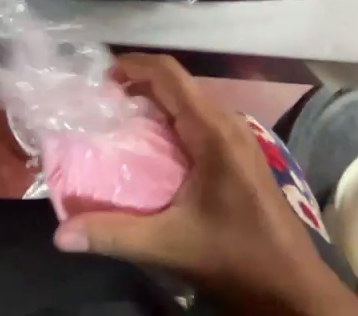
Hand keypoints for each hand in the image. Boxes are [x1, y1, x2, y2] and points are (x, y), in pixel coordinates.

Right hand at [53, 55, 357, 314]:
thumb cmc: (237, 259)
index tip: (96, 81)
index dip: (130, 65)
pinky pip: (198, 117)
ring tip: (117, 118)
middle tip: (99, 102)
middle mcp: (228, 123)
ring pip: (187, 99)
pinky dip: (168, 118)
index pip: (168, 73)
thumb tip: (60, 235)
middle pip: (176, 82)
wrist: (296, 292)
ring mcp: (238, 138)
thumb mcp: (170, 245)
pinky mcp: (240, 154)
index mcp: (213, 131)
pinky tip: (150, 145)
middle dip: (135, 83)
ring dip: (152, 100)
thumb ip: (114, 233)